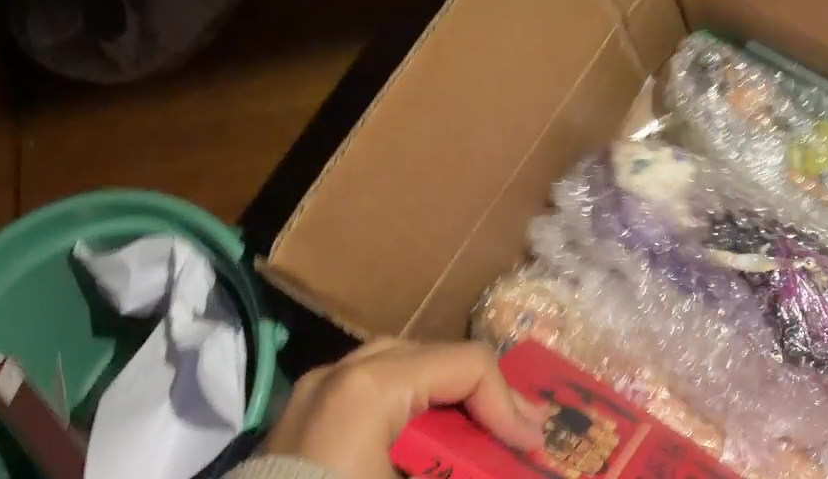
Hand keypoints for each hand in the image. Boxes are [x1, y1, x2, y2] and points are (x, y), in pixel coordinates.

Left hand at [261, 338, 546, 478]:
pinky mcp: (295, 424)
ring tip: (474, 437)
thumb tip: (524, 447)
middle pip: (436, 359)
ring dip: (444, 401)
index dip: (510, 405)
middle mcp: (341, 373)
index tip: (533, 449)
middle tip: (517, 437)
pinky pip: (366, 395)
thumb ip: (469, 463)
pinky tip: (421, 444)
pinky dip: (404, 411)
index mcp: (372, 385)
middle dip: (482, 399)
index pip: (467, 365)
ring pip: (400, 371)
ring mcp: (312, 395)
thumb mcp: (419, 478)